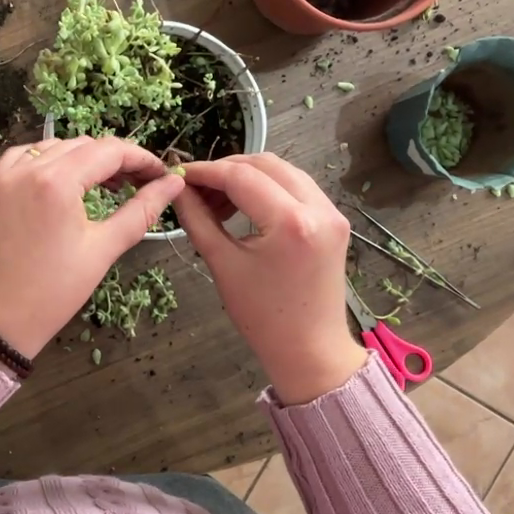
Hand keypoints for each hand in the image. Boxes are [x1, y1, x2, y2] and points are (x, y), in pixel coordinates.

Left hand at [0, 136, 182, 358]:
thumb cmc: (54, 292)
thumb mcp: (103, 250)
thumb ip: (141, 210)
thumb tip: (173, 184)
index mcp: (57, 182)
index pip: (109, 151)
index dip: (141, 159)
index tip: (161, 175)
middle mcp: (27, 170)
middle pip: (83, 145)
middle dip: (115, 159)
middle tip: (139, 183)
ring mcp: (4, 178)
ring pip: (53, 147)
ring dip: (83, 157)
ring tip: (106, 183)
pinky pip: (23, 158)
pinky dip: (47, 160)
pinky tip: (62, 179)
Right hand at [172, 154, 365, 403]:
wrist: (310, 349)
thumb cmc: (262, 316)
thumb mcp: (223, 265)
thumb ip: (198, 220)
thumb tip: (178, 190)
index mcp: (290, 222)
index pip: (241, 177)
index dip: (205, 171)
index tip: (179, 174)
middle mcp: (318, 208)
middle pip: (265, 164)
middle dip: (227, 169)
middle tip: (197, 187)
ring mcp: (332, 212)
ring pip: (283, 171)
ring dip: (248, 175)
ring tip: (218, 199)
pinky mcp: (335, 220)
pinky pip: (297, 187)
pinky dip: (269, 188)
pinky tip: (245, 206)